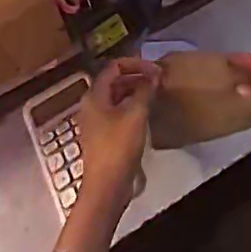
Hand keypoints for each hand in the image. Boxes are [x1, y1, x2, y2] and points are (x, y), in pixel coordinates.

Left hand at [74, 57, 159, 211]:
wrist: (106, 187)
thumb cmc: (118, 146)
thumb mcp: (136, 115)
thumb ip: (145, 91)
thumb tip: (153, 75)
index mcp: (94, 95)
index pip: (114, 67)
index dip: (136, 64)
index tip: (155, 70)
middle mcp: (91, 104)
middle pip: (114, 81)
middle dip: (137, 76)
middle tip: (158, 79)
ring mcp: (96, 121)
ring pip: (117, 97)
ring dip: (135, 91)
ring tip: (155, 93)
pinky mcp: (103, 135)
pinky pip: (118, 112)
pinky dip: (132, 106)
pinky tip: (147, 112)